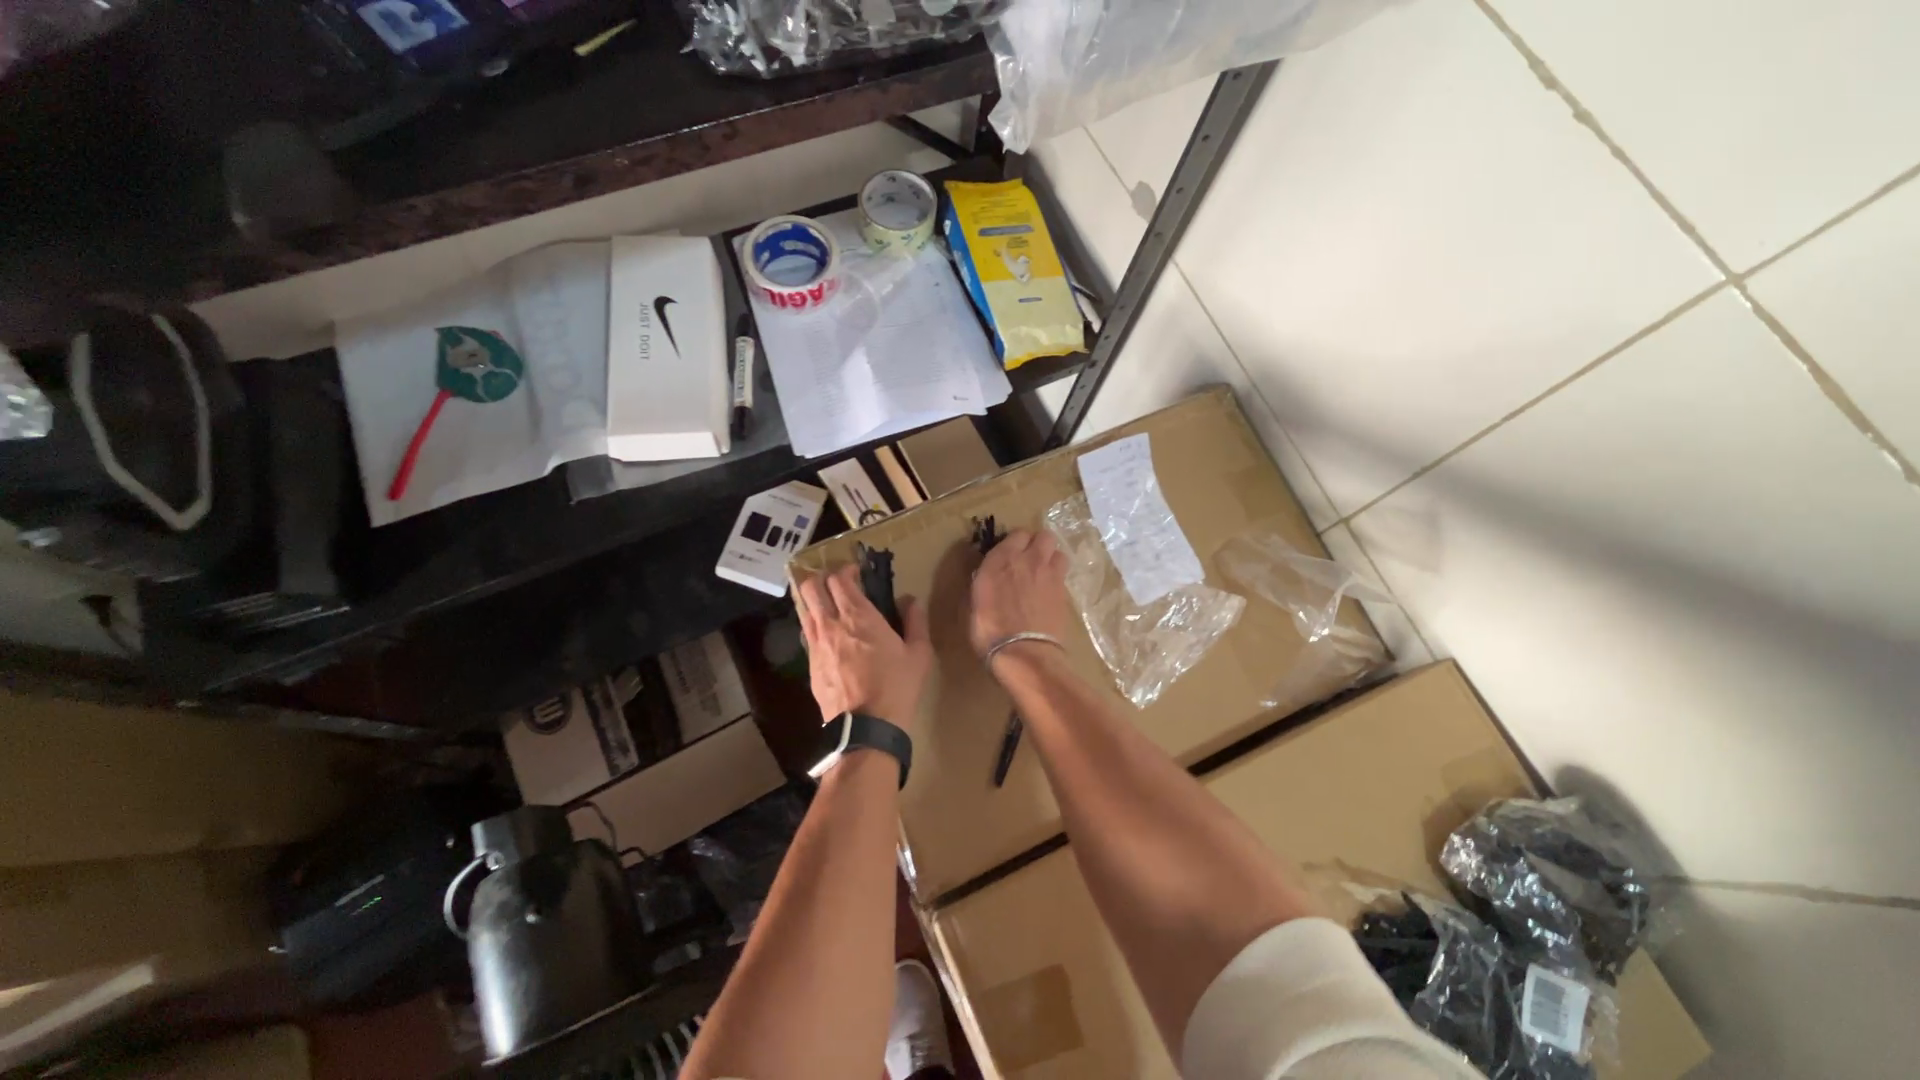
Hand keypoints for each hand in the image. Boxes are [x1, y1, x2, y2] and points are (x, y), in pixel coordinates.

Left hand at [796, 564, 932, 730]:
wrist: (866, 727)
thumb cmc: (896, 687)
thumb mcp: (918, 654)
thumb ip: (915, 622)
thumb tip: (910, 600)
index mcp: (859, 617)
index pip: (839, 579)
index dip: (846, 570)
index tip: (857, 573)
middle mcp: (831, 625)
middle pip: (812, 587)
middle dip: (822, 579)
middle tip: (838, 585)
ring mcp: (816, 644)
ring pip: (804, 609)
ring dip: (815, 601)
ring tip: (830, 607)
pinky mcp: (810, 664)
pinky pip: (807, 634)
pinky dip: (815, 626)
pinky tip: (829, 636)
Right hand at [969, 528, 1071, 663]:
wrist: (1023, 652)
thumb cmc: (988, 630)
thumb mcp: (972, 603)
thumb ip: (983, 582)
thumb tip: (988, 577)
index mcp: (1002, 559)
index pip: (1017, 534)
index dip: (1015, 543)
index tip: (1009, 554)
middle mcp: (1029, 560)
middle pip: (1044, 536)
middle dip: (1038, 544)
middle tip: (1029, 560)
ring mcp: (1051, 575)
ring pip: (1059, 552)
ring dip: (1051, 559)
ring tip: (1043, 574)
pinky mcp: (1064, 593)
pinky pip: (1063, 575)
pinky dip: (1057, 579)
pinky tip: (1049, 593)